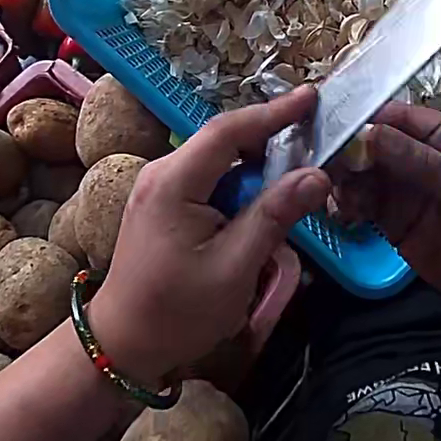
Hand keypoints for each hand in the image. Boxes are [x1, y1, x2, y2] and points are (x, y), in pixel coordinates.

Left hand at [87, 87, 330, 383]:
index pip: (227, 131)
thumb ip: (274, 216)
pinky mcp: (162, 202)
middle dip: (268, 137)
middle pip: (222, 140)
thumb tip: (317, 176)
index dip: (272, 112)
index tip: (310, 97)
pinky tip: (261, 199)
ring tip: (296, 173)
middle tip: (313, 139)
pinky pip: (207, 178)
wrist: (122, 343)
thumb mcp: (234, 267)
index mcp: (173, 182)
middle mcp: (161, 173)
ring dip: (255, 163)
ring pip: (217, 159)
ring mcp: (158, 186)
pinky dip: (238, 182)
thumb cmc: (177, 312)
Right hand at [332, 103, 440, 315]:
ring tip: (330, 190)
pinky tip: (340, 211)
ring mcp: (404, 190)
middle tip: (321, 162)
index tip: (331, 124)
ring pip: (361, 174)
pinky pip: (361, 204)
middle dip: (346, 150)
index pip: (397, 116)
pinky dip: (346, 205)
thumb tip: (370, 134)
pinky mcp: (393, 221)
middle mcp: (419, 157)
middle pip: (371, 144)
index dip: (364, 117)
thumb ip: (422, 163)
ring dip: (342, 178)